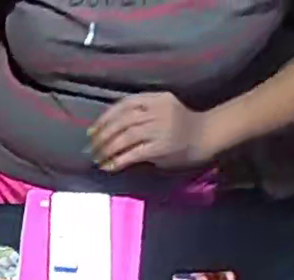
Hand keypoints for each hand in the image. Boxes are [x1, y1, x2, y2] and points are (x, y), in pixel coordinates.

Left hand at [88, 92, 221, 171]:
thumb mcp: (160, 112)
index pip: (126, 103)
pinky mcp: (162, 147)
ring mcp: (162, 128)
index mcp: (159, 98)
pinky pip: (133, 154)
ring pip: (126, 137)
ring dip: (107, 149)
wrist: (204, 136)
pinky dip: (117, 161)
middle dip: (102, 136)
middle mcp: (160, 110)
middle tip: (90, 150)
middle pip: (123, 121)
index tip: (91, 131)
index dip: (105, 118)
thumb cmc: (177, 127)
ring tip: (97, 159)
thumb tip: (105, 130)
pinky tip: (108, 167)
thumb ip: (138, 115)